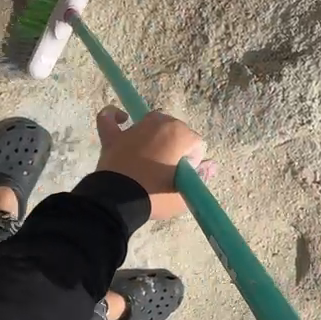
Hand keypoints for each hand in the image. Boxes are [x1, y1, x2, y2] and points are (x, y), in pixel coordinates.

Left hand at [94, 107, 207, 221]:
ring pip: (150, 123)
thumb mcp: (184, 193)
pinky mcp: (112, 138)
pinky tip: (120, 119)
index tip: (182, 177)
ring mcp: (134, 129)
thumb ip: (200, 176)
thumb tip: (211, 165)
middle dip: (174, 147)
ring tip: (151, 156)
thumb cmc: (156, 197)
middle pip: (175, 130)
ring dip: (154, 135)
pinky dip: (113, 116)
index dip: (191, 162)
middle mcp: (158, 124)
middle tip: (166, 171)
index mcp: (180, 134)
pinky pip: (109, 119)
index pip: (196, 144)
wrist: (118, 202)